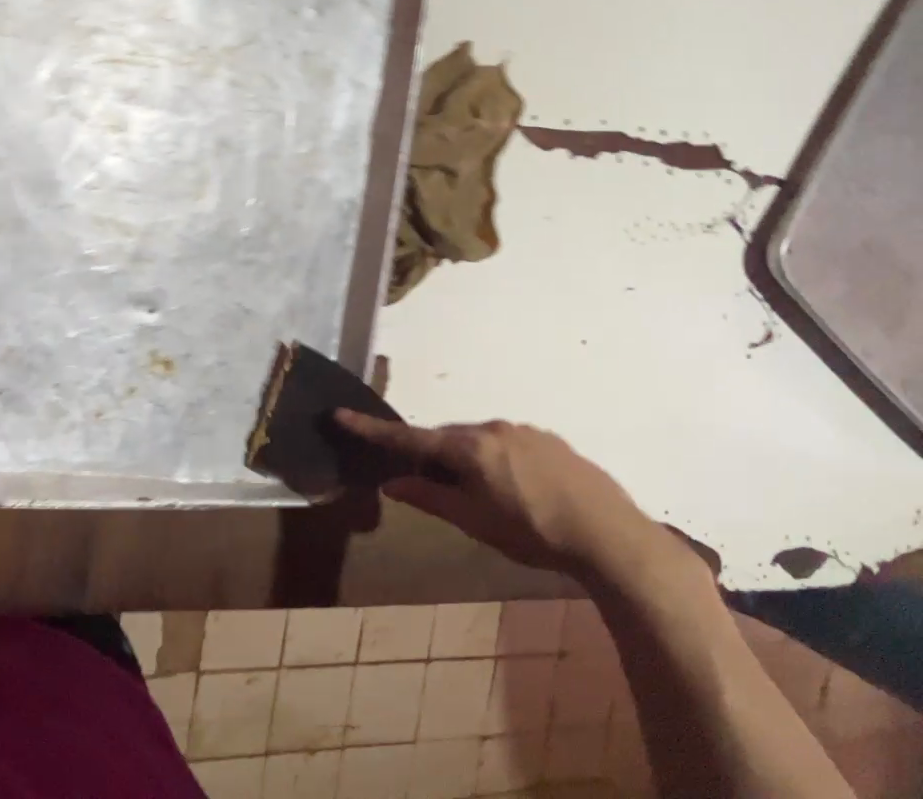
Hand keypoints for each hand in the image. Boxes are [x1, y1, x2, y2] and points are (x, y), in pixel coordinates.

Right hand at [335, 411, 683, 581]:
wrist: (615, 540)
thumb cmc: (534, 533)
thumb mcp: (473, 521)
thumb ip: (429, 497)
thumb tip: (393, 483)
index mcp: (468, 447)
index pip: (408, 436)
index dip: (371, 429)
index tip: (339, 415)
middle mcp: (494, 429)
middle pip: (446, 439)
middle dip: (433, 458)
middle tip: (431, 487)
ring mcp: (528, 433)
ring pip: (479, 442)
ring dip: (468, 462)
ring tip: (483, 498)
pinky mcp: (555, 443)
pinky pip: (509, 446)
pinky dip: (498, 463)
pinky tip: (517, 492)